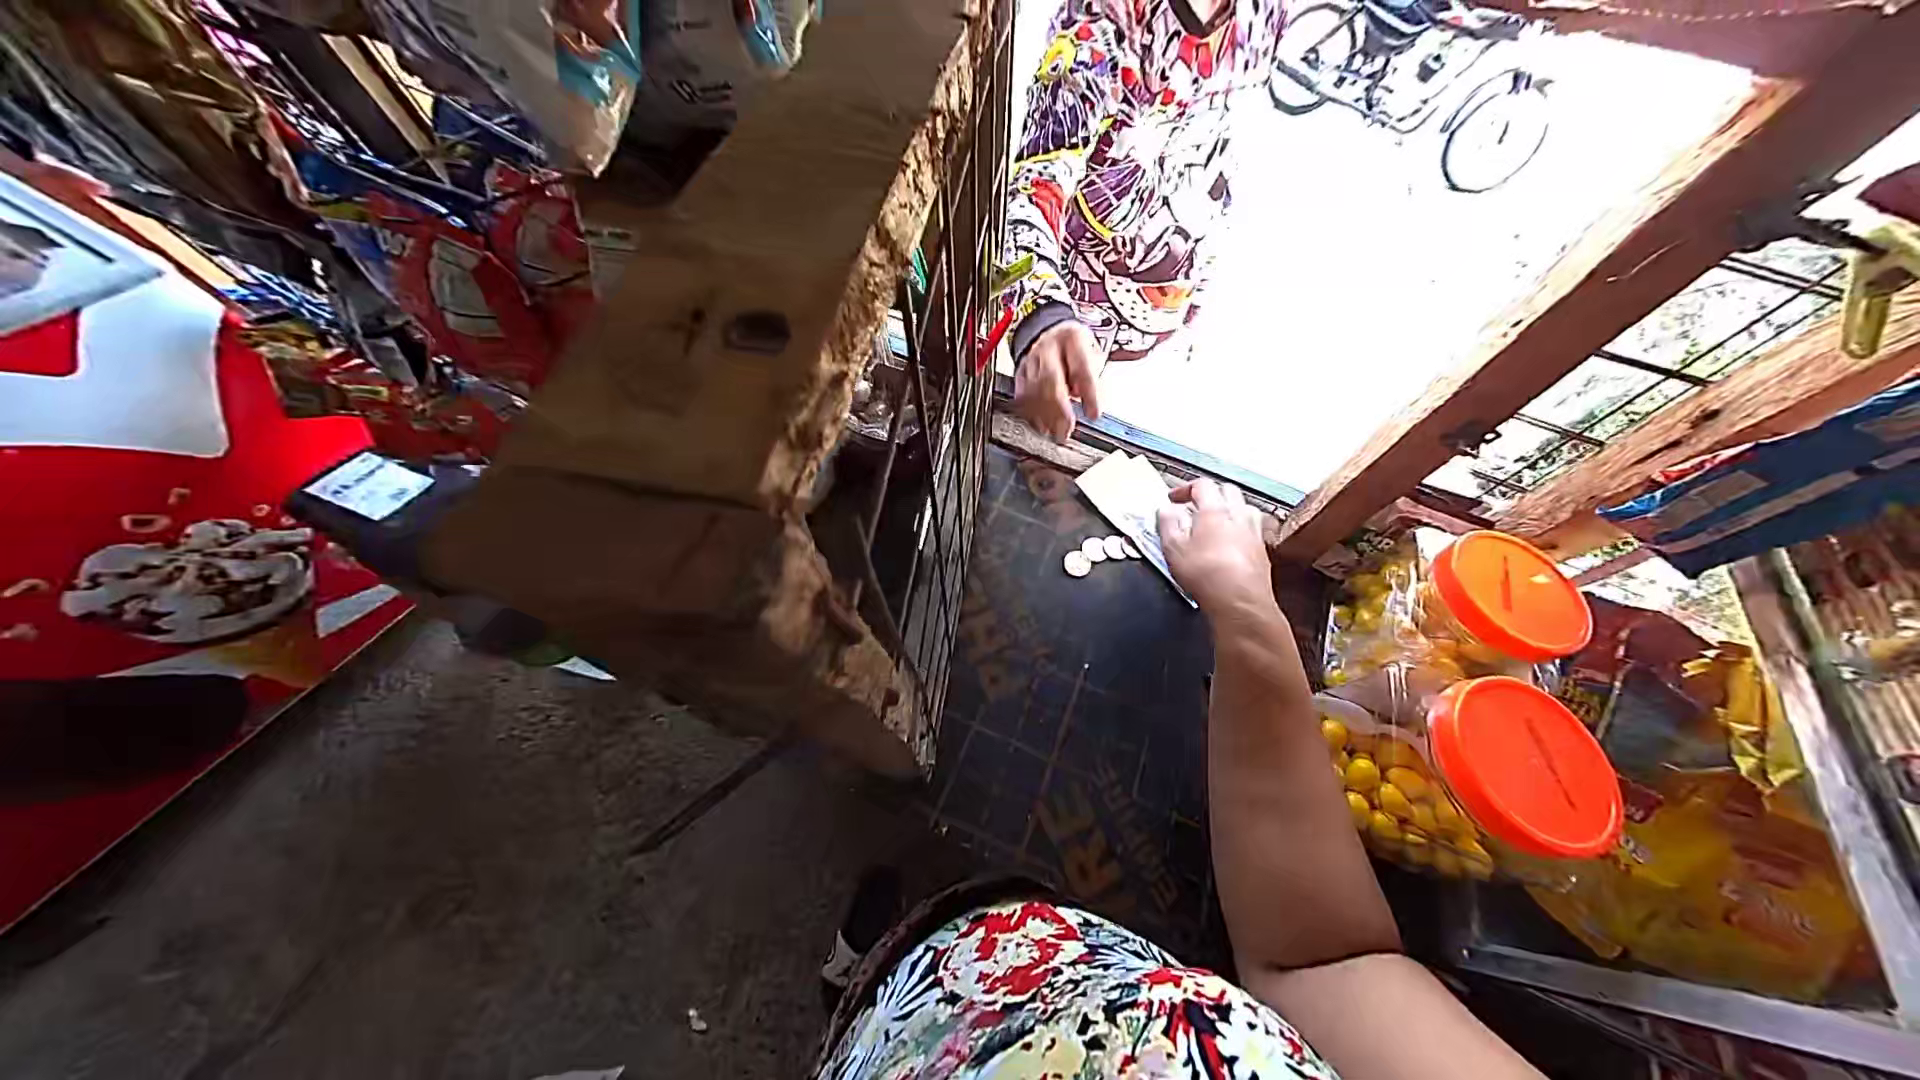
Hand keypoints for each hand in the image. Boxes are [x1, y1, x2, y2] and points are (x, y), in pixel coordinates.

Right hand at [1014, 320, 1102, 440]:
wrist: (1051, 334)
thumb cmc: (1074, 348)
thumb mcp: (1093, 355)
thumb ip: (1092, 378)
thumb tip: (1085, 401)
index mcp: (1072, 338)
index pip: (1081, 368)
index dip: (1089, 394)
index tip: (1094, 414)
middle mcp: (1048, 347)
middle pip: (1049, 380)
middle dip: (1059, 410)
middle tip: (1067, 430)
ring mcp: (1030, 360)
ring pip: (1033, 390)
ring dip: (1045, 416)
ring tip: (1056, 432)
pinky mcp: (1019, 373)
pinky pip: (1021, 396)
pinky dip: (1031, 414)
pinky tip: (1041, 426)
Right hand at [1159, 479, 1279, 624]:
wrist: (1240, 602)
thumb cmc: (1207, 575)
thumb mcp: (1173, 548)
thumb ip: (1167, 524)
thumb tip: (1166, 510)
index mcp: (1214, 510)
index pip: (1202, 485)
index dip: (1185, 488)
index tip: (1174, 498)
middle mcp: (1238, 515)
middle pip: (1226, 490)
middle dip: (1208, 493)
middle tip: (1192, 505)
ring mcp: (1253, 531)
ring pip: (1243, 506)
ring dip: (1227, 508)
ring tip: (1213, 520)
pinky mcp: (1261, 549)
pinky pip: (1252, 527)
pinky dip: (1238, 526)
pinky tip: (1230, 540)